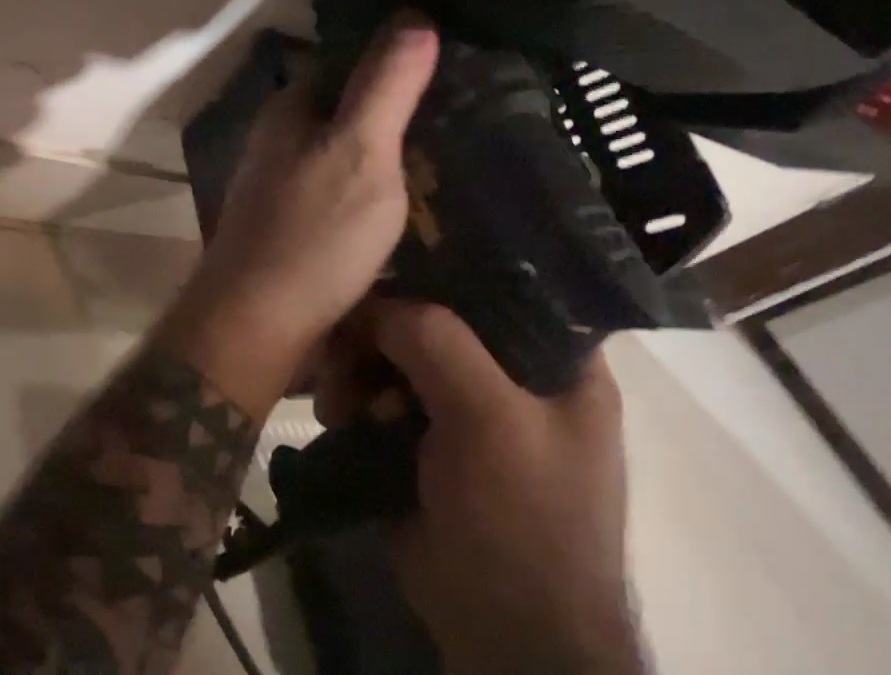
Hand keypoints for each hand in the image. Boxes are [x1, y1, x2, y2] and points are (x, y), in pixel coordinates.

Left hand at [181, 17, 438, 343]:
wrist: (256, 326)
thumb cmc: (312, 233)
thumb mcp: (360, 150)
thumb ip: (385, 85)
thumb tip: (413, 15)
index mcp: (287, 111)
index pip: (347, 64)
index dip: (398, 61)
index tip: (459, 65)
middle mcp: (277, 142)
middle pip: (347, 113)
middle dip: (400, 114)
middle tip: (474, 119)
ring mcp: (281, 189)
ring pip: (346, 157)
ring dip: (392, 159)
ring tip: (460, 162)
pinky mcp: (293, 230)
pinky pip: (344, 198)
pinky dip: (378, 197)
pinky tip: (418, 211)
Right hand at [320, 301, 640, 674]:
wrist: (502, 631)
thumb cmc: (524, 518)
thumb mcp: (492, 418)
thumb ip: (437, 341)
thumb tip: (372, 299)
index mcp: (556, 360)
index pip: (497, 283)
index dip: (437, 267)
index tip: (377, 259)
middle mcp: (509, 375)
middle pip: (433, 319)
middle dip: (379, 329)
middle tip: (338, 342)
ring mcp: (461, 410)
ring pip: (395, 358)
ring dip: (357, 370)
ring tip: (335, 400)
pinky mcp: (418, 441)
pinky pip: (377, 396)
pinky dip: (351, 399)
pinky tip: (334, 415)